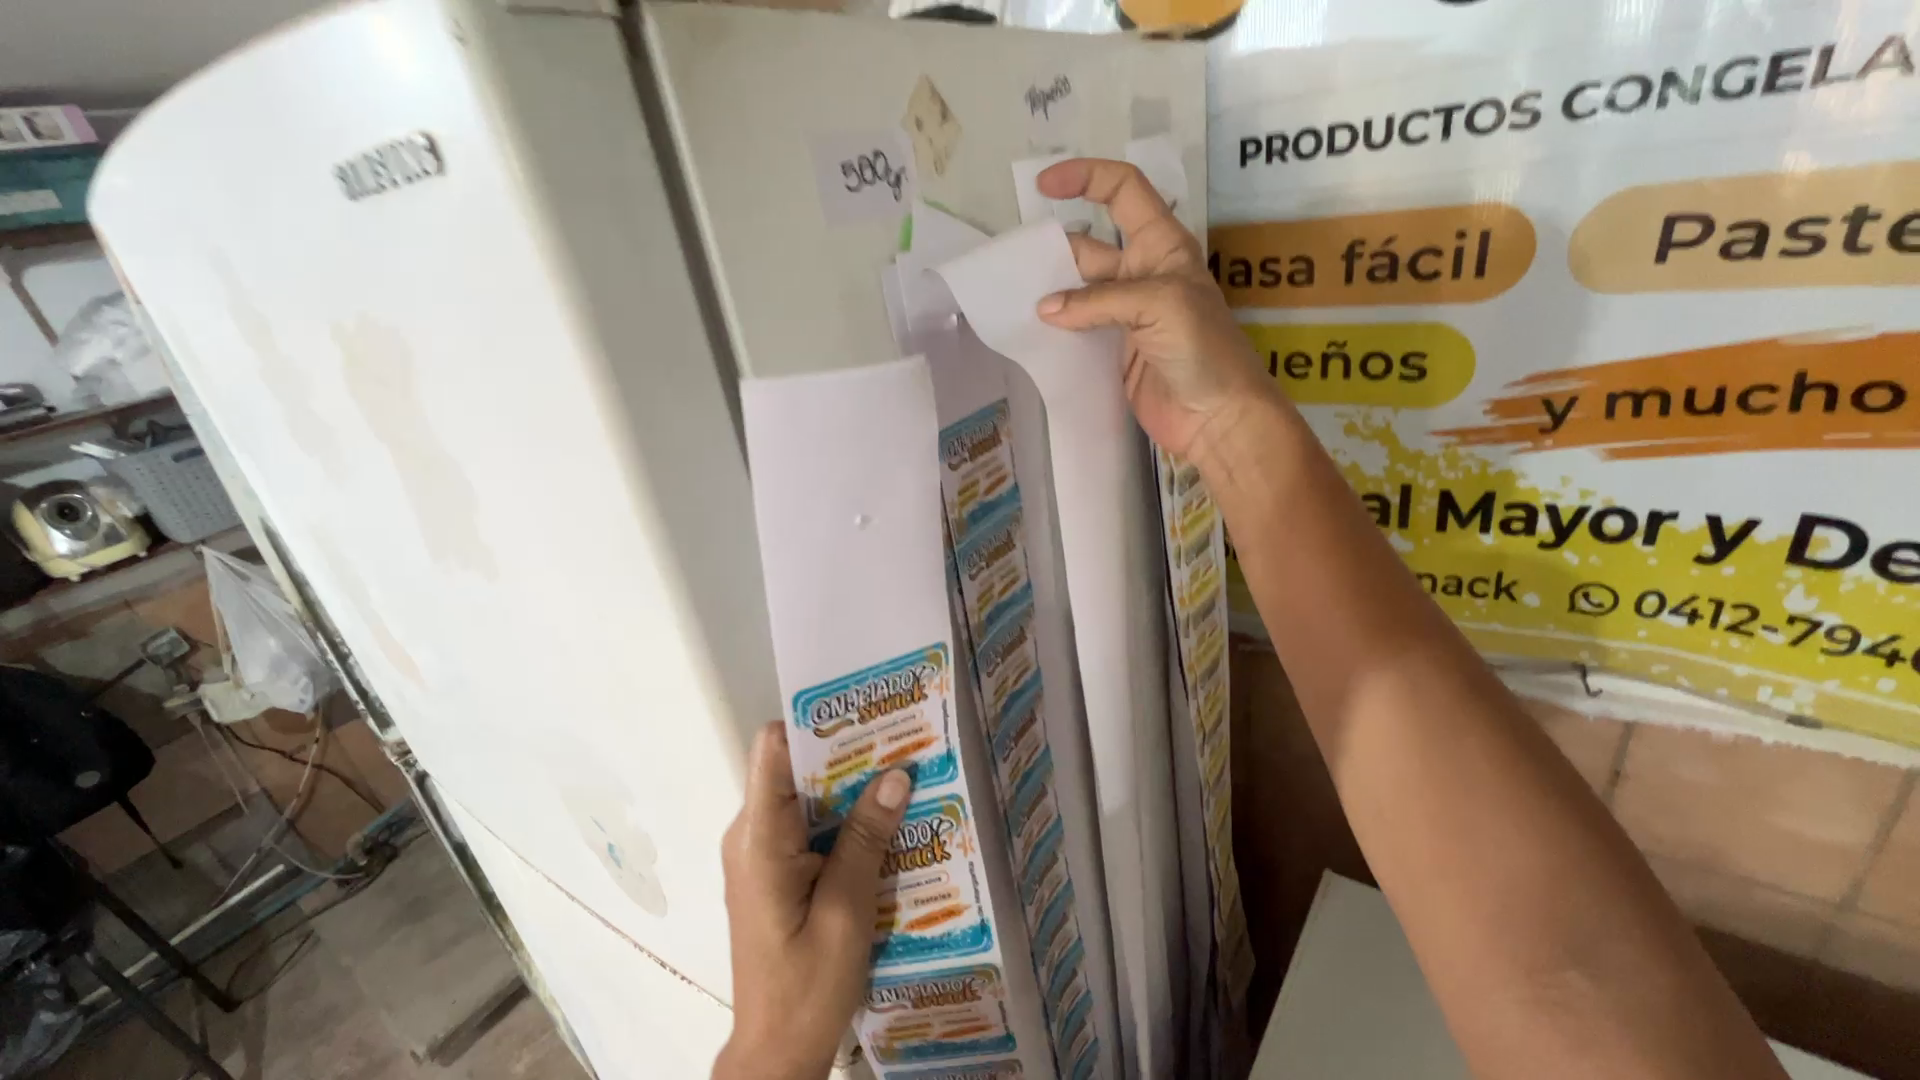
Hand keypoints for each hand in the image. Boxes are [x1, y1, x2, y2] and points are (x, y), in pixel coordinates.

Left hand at [713, 723, 909, 1079]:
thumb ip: (867, 839)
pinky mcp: (772, 872)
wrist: (776, 1050)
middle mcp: (750, 835)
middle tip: (903, 740)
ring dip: (850, 787)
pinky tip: (886, 822)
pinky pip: (806, 826)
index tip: (865, 711)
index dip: (815, 723)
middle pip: (792, 768)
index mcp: (759, 838)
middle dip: (846, 752)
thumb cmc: (806, 985)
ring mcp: (759, 854)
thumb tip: (895, 774)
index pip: (772, 750)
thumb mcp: (847, 912)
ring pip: (804, 797)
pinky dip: (842, 818)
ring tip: (905, 774)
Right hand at [1034, 158, 1280, 463]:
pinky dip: (1055, 329)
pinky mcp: (1114, 351)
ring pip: (1077, 291)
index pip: (1123, 192)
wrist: (1217, 418)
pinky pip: (1077, 330)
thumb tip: (1045, 309)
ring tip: (1012, 296)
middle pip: (1089, 245)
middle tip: (1013, 262)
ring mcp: (1126, 315)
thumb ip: (1099, 301)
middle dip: (1053, 247)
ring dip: (1049, 291)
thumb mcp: (1159, 305)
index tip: (1044, 185)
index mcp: (1162, 245)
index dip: (1086, 177)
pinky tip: (1029, 331)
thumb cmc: (1203, 349)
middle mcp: (1142, 273)